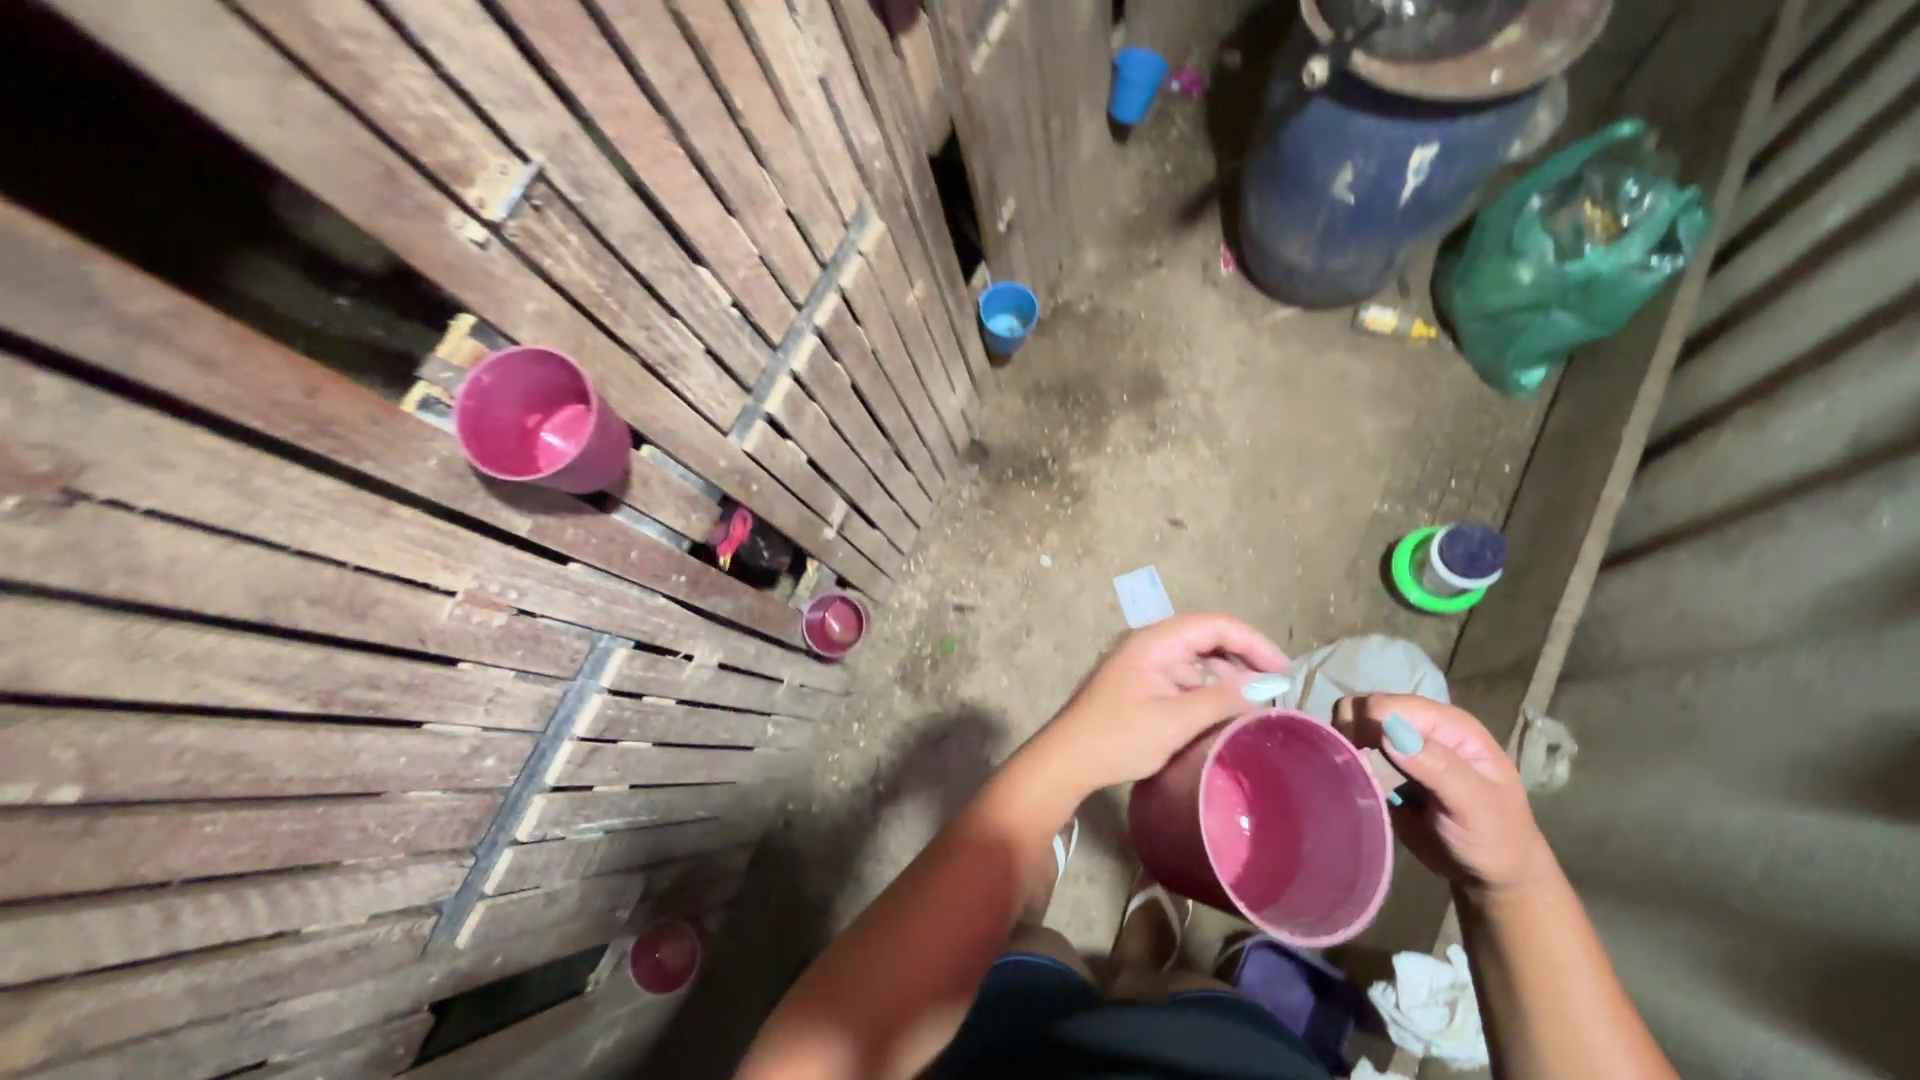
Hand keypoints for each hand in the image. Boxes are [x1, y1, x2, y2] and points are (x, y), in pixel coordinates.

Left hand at [1027, 614, 1288, 795]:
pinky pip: (1180, 677)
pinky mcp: (1137, 685)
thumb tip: (1261, 687)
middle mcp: (1147, 644)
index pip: (1213, 625)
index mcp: (1153, 642)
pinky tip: (1219, 712)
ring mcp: (1140, 664)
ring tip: (1251, 701)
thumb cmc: (1117, 738)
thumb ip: (1220, 699)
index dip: (1252, 642)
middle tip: (1273, 684)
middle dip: (1242, 656)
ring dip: (1223, 675)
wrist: (1065, 761)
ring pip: (1193, 659)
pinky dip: (1204, 689)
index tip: (1282, 669)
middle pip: (1204, 637)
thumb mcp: (1175, 721)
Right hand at [1336, 694, 1552, 897]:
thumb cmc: (1495, 838)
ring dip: (1346, 750)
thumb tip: (1389, 733)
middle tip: (1356, 769)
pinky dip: (1347, 765)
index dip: (1369, 723)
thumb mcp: (1476, 805)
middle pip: (1365, 709)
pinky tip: (1355, 786)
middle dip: (1351, 733)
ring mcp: (1401, 749)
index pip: (1391, 705)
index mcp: (1448, 725)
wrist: (1491, 873)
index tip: (1361, 756)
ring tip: (1357, 780)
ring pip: (1354, 729)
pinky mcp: (1385, 772)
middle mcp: (1421, 729)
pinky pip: (1354, 756)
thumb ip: (1438, 767)